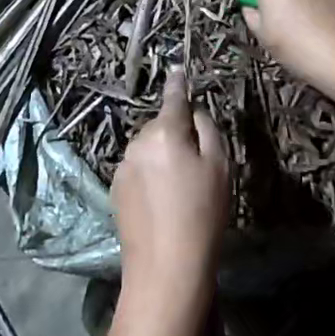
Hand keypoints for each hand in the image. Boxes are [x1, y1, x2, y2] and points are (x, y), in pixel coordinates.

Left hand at [113, 69, 229, 297]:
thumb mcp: (219, 167)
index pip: (173, 98)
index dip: (178, 84)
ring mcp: (122, 165)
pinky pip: (138, 169)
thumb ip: (207, 130)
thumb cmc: (202, 214)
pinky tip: (162, 202)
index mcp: (164, 131)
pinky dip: (150, 175)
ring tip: (180, 190)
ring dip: (162, 156)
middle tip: (198, 165)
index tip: (178, 70)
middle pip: (162, 126)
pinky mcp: (115, 188)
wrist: (165, 266)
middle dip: (176, 134)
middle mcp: (137, 141)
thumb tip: (194, 111)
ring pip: (148, 148)